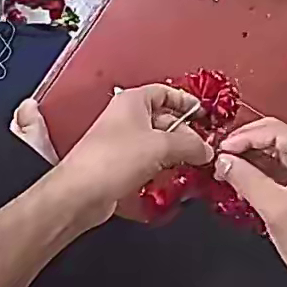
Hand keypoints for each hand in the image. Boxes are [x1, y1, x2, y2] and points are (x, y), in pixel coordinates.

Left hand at [44, 85, 213, 230]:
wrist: (80, 194)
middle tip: (203, 148)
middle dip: (185, 132)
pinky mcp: (119, 164)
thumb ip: (190, 145)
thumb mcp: (161, 146)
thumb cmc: (114, 159)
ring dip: (175, 151)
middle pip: (164, 118)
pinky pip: (147, 159)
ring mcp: (121, 141)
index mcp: (133, 101)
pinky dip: (161, 165)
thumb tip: (207, 150)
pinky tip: (173, 176)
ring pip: (156, 141)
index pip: (165, 92)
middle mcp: (126, 117)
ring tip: (193, 163)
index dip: (186, 101)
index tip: (204, 114)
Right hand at [215, 118, 286, 286]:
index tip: (222, 147)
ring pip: (276, 152)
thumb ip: (246, 178)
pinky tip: (238, 175)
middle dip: (247, 144)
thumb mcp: (275, 209)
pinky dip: (259, 170)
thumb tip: (221, 159)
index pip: (280, 132)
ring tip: (224, 165)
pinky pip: (279, 168)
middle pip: (278, 138)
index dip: (248, 136)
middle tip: (220, 154)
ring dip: (250, 157)